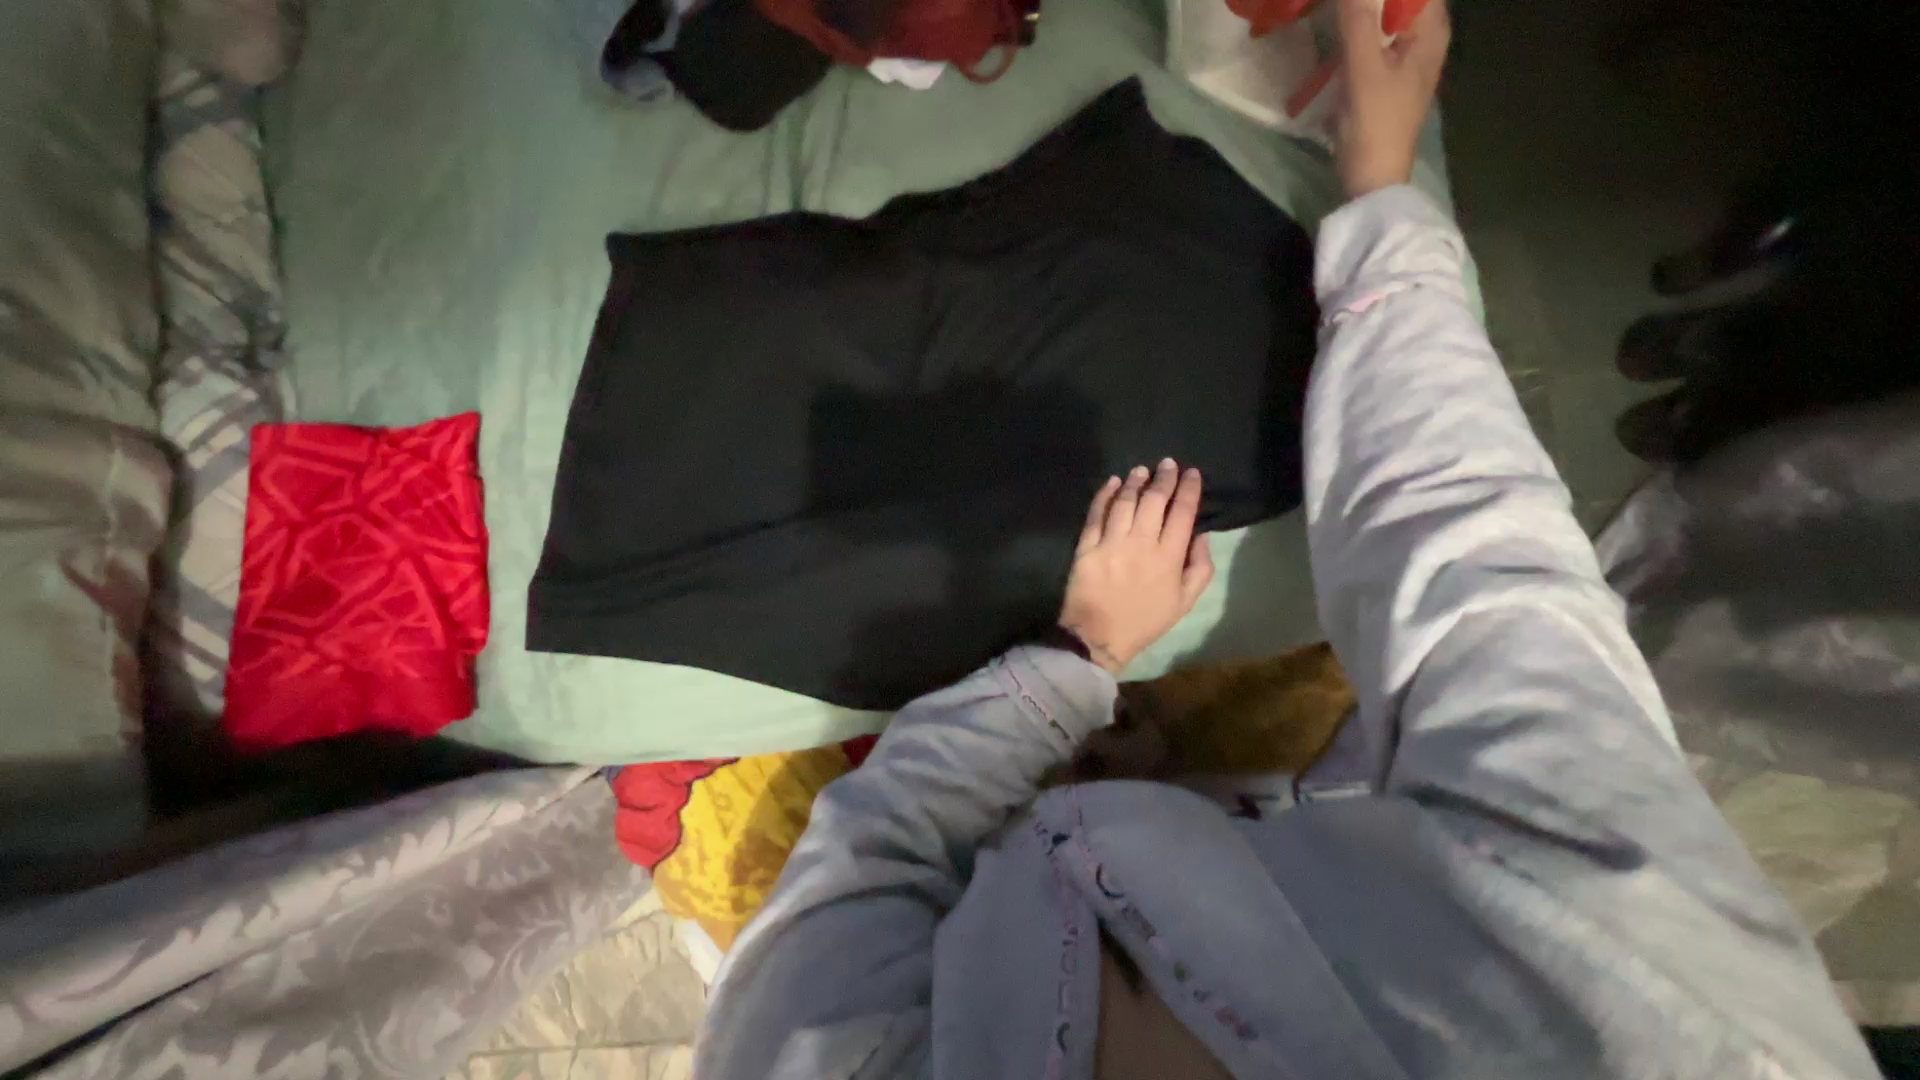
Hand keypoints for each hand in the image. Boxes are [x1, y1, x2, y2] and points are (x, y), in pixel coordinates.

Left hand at [1058, 460, 1214, 673]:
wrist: (1098, 637)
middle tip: (1168, 464)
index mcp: (1168, 557)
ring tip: (1142, 470)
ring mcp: (1111, 542)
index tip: (1191, 473)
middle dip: (1164, 479)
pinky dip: (1105, 494)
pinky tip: (1112, 482)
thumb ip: (1200, 568)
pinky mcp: (1087, 546)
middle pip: (1155, 501)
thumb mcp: (1184, 603)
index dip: (1188, 490)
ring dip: (1135, 482)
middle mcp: (1141, 543)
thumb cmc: (1144, 622)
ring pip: (1125, 502)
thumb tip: (1201, 536)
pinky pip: (1096, 513)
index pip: (1182, 513)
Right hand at [1337, 0, 1451, 199]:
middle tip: (1338, 4)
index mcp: (1431, 30)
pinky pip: (1372, 44)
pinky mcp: (1384, 80)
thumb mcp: (1364, 70)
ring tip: (1332, 9)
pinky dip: (1355, 38)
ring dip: (1359, 15)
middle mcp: (1424, 39)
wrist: (1372, 179)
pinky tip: (1334, 39)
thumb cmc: (1375, 125)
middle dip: (1368, 1)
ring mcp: (1405, 61)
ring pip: (1383, 22)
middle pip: (1398, 3)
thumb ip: (1357, 21)